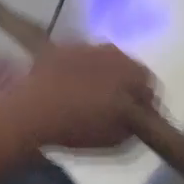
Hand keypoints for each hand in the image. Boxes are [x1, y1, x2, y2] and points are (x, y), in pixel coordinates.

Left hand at [0, 43, 158, 150]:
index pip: (151, 87)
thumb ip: (137, 125)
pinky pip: (82, 58)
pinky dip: (81, 70)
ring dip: (104, 76)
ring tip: (89, 98)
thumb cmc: (78, 124)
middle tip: (114, 110)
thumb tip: (141, 118)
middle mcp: (114, 52)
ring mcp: (88, 46)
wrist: (32, 107)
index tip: (136, 120)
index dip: (145, 105)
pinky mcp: (64, 46)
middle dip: (126, 87)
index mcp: (132, 73)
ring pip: (106, 61)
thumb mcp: (117, 137)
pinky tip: (69, 87)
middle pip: (129, 69)